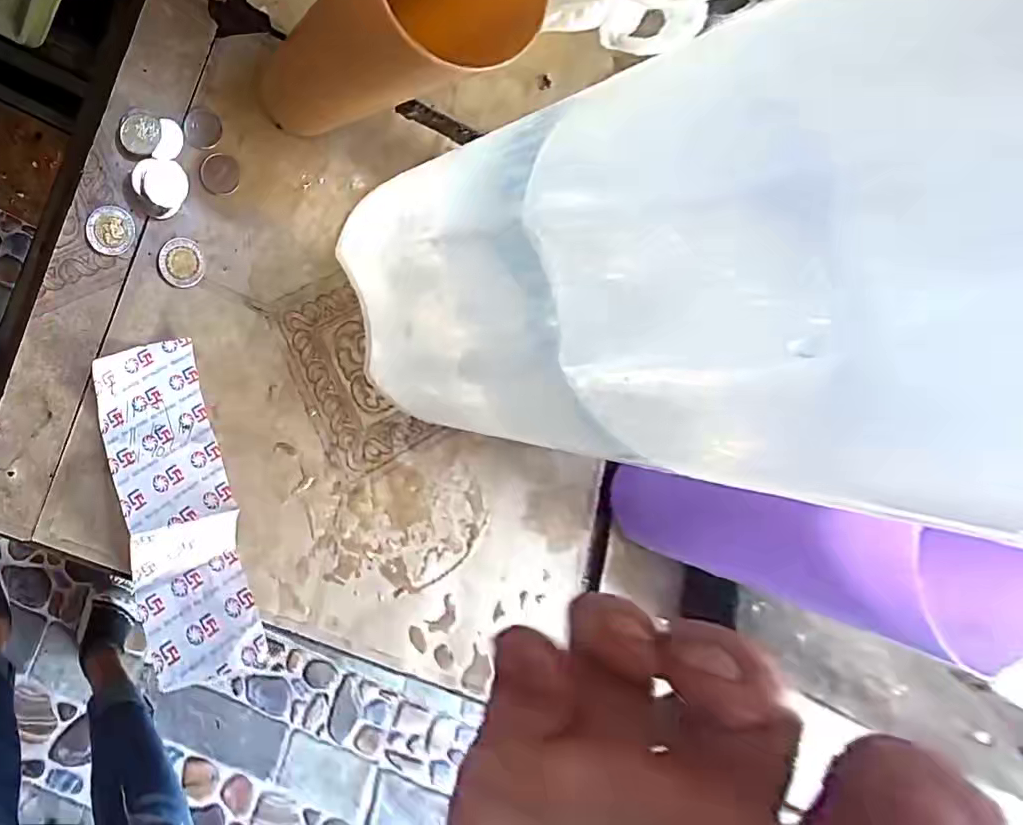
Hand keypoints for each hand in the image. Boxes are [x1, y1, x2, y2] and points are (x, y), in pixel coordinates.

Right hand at [452, 593, 997, 824]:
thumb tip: (915, 778)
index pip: (876, 790)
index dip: (893, 769)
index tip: (883, 774)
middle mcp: (710, 804)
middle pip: (726, 692)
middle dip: (720, 658)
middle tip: (711, 677)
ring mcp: (600, 767)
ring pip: (616, 657)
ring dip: (618, 628)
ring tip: (619, 643)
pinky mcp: (515, 752)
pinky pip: (523, 675)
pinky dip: (529, 650)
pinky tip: (534, 666)